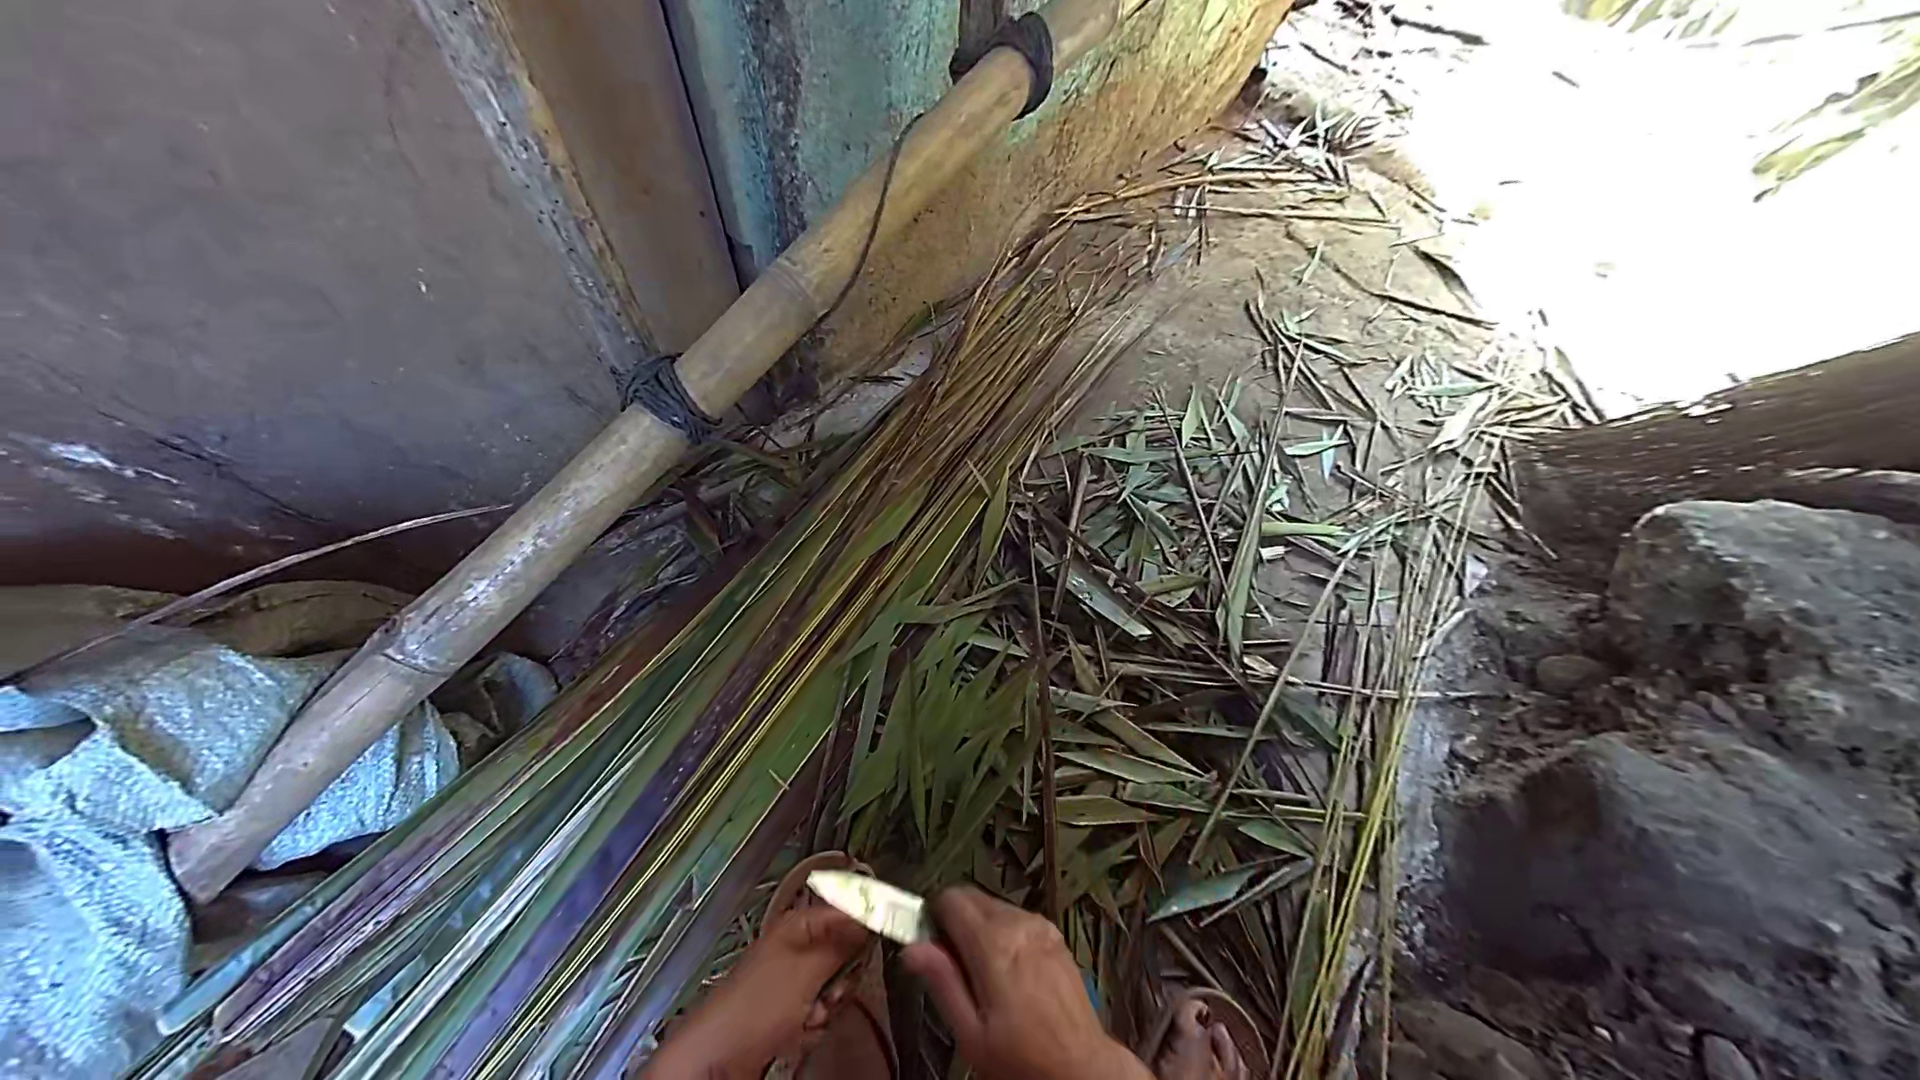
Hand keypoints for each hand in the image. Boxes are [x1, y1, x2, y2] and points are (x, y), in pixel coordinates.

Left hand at [644, 905, 870, 1079]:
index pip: (847, 909)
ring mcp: (795, 978)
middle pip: (846, 950)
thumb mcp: (806, 971)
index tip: (885, 935)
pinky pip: (823, 1008)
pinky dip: (816, 1023)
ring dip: (829, 1005)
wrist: (715, 1063)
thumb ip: (842, 943)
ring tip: (810, 1018)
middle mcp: (799, 945)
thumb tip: (874, 913)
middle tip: (831, 994)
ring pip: (838, 984)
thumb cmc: (758, 1007)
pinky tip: (800, 1033)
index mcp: (800, 925)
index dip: (867, 921)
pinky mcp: (791, 1009)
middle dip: (843, 978)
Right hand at [903, 887, 1154, 1079]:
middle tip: (953, 962)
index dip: (934, 915)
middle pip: (970, 895)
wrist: (1081, 1067)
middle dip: (954, 918)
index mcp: (994, 943)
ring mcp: (1039, 924)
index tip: (931, 942)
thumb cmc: (1023, 1058)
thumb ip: (942, 982)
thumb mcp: (971, 1033)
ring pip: (992, 904)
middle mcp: (1018, 922)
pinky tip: (1007, 968)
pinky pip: (1015, 915)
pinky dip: (1002, 929)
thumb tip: (912, 948)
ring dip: (978, 923)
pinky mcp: (1052, 932)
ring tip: (981, 971)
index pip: (950, 898)